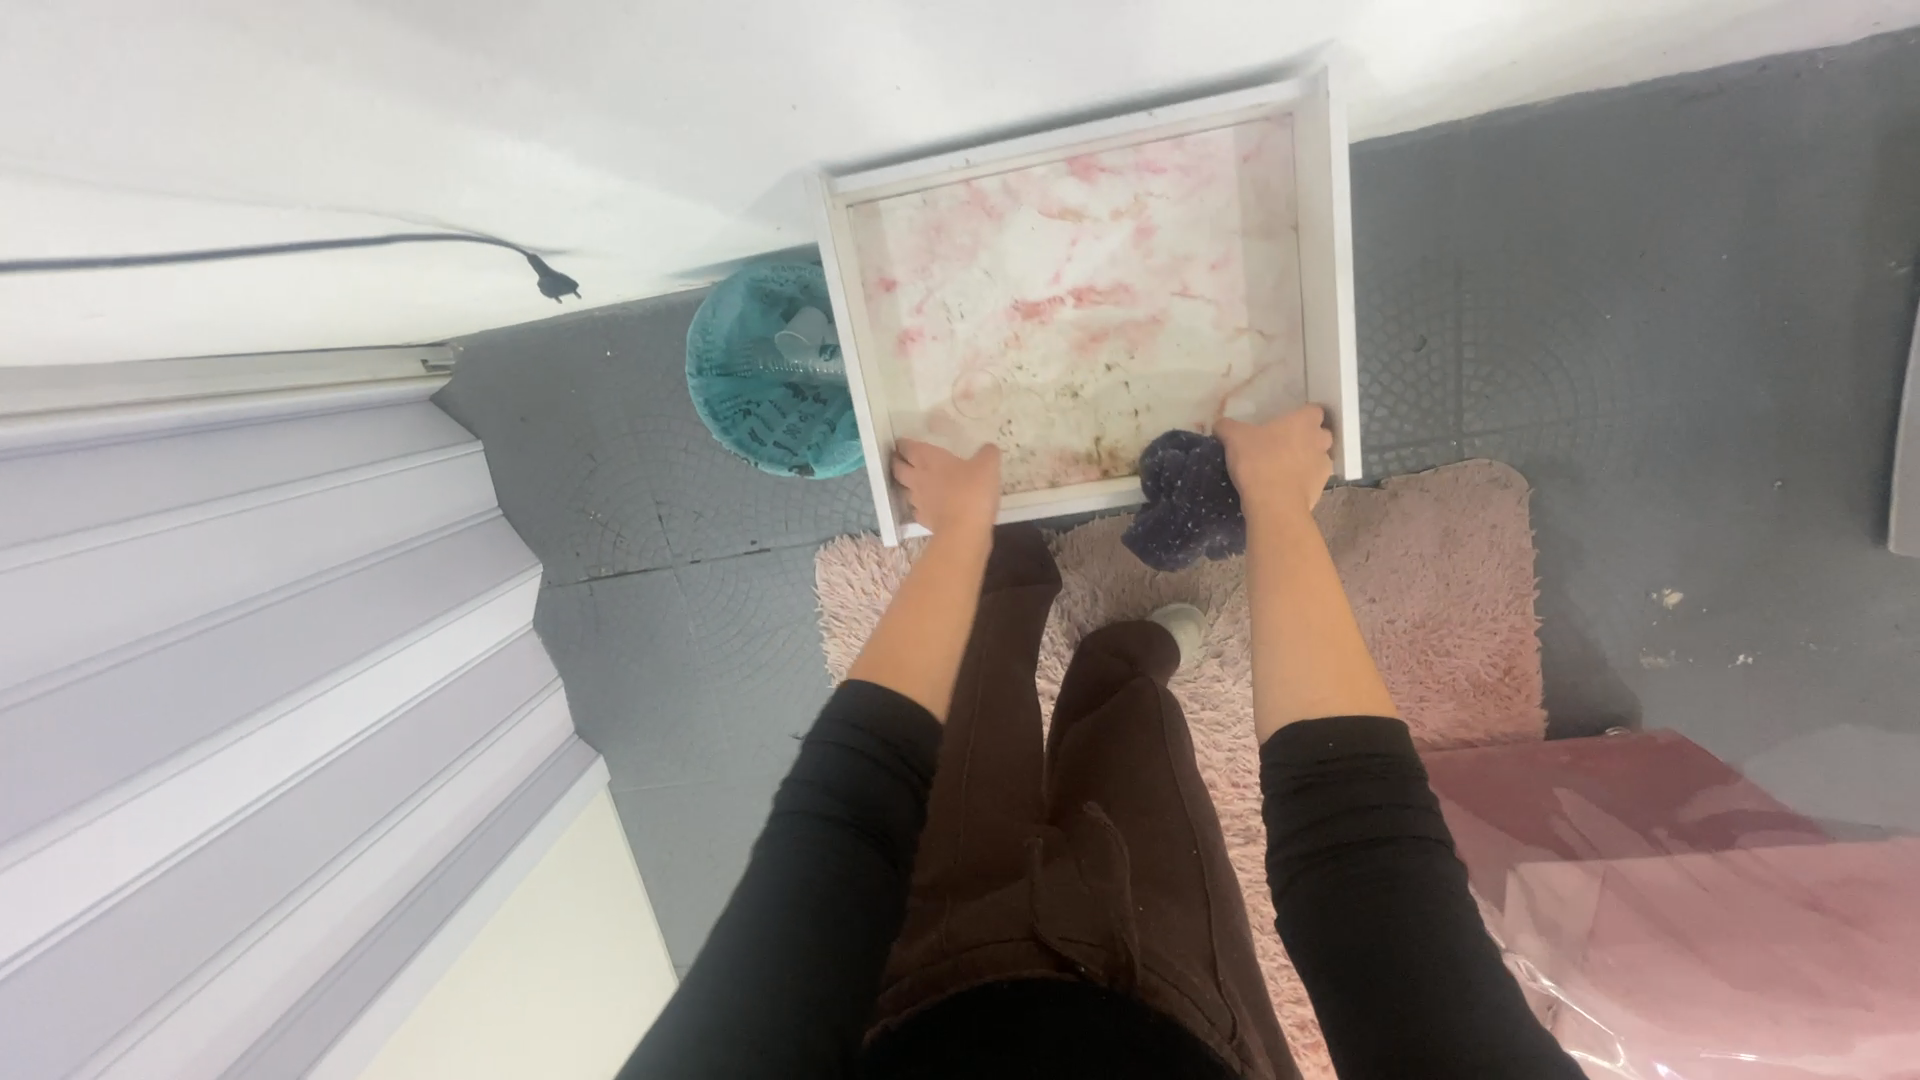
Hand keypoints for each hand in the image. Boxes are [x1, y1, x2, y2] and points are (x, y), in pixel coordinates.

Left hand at [894, 439, 1000, 536]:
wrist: (964, 531)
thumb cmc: (972, 490)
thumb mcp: (987, 466)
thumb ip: (987, 454)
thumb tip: (988, 449)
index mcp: (928, 459)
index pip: (907, 447)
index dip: (903, 443)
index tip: (902, 442)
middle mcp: (917, 478)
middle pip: (898, 468)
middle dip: (897, 462)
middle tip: (901, 459)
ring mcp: (918, 501)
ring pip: (904, 489)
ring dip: (906, 484)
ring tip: (913, 482)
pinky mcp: (923, 520)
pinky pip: (916, 509)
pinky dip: (919, 505)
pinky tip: (927, 506)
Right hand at [1216, 405, 1333, 517]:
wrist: (1273, 503)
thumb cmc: (1258, 461)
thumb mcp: (1234, 438)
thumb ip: (1227, 427)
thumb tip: (1220, 425)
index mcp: (1303, 422)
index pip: (1314, 410)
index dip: (1301, 415)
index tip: (1287, 423)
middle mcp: (1319, 441)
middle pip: (1321, 434)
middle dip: (1308, 438)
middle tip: (1286, 444)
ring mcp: (1323, 466)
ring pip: (1319, 458)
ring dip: (1307, 461)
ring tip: (1285, 468)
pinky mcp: (1320, 489)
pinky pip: (1313, 480)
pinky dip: (1303, 482)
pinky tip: (1285, 487)